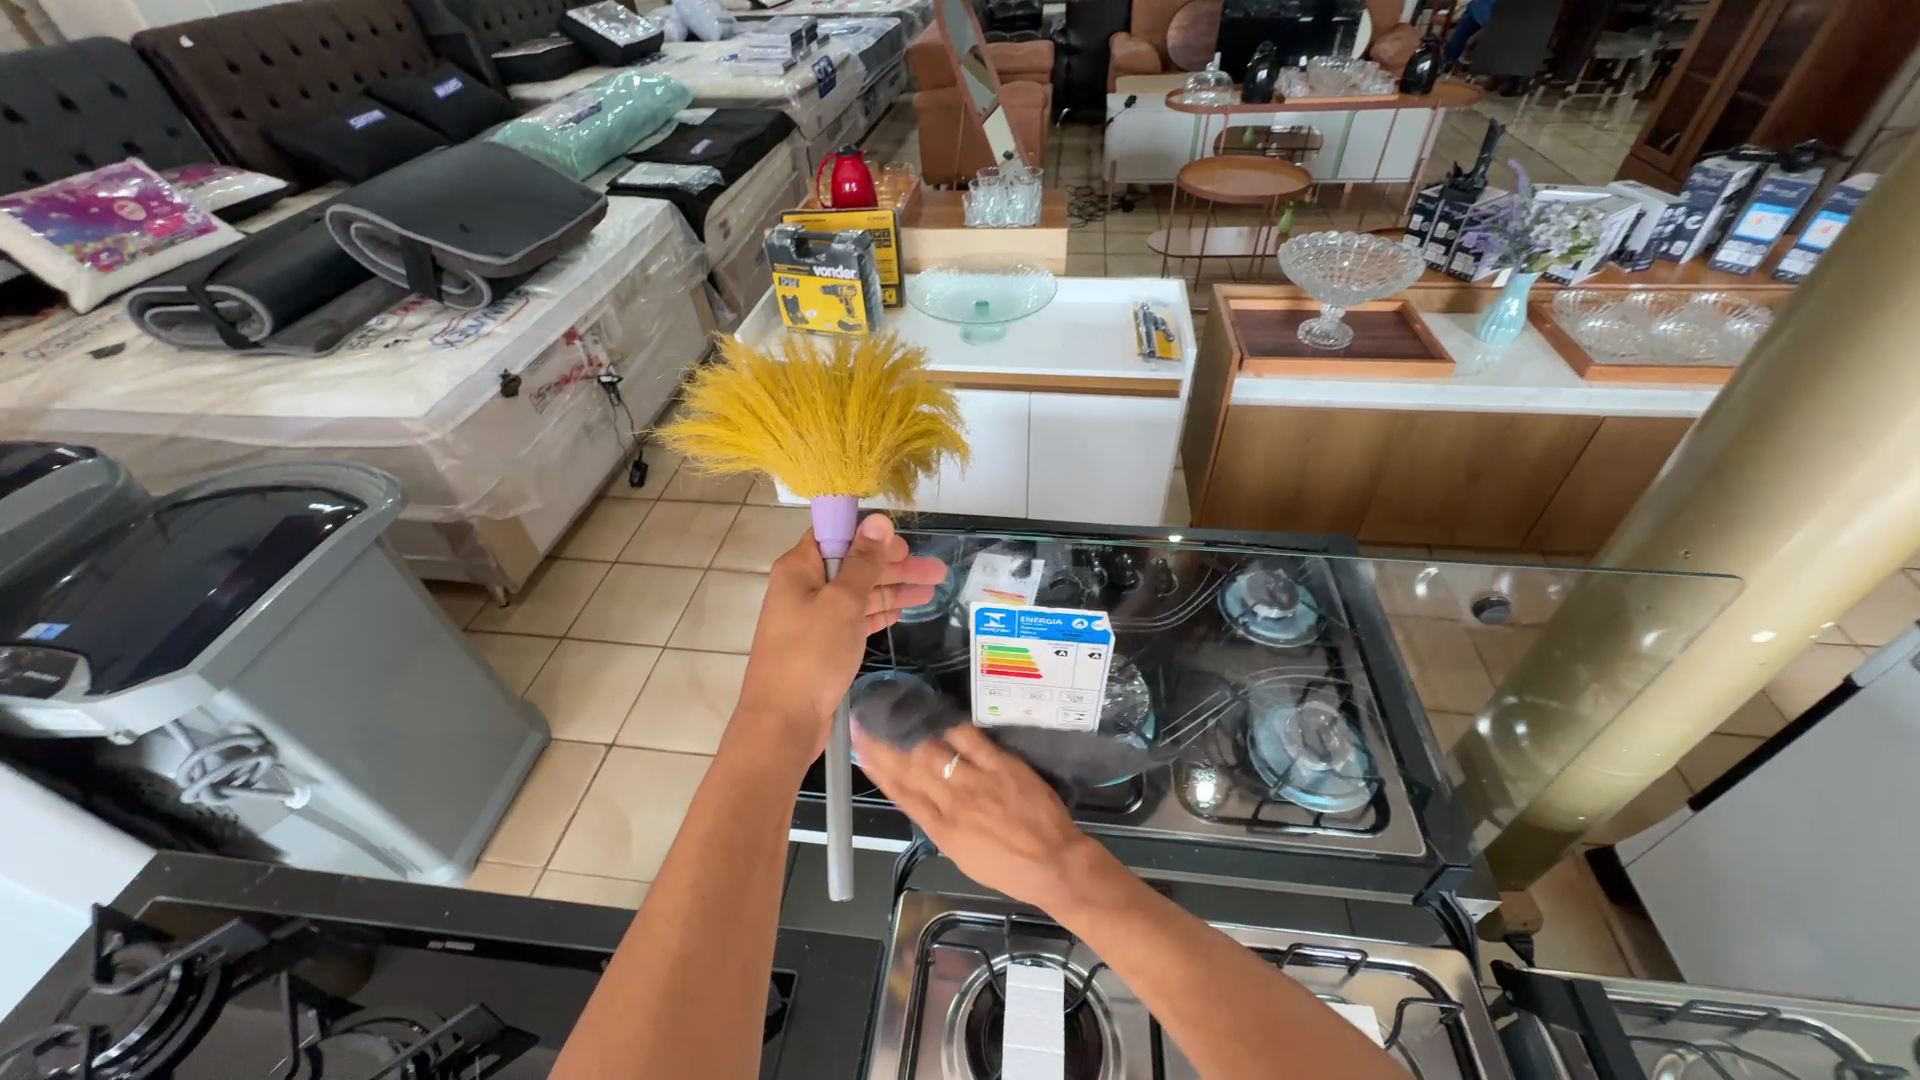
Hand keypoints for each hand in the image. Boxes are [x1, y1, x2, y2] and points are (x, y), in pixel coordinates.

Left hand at [732, 513, 947, 769]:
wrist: (783, 722)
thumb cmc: (811, 656)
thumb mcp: (843, 603)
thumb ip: (864, 562)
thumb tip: (878, 519)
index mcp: (799, 568)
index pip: (838, 534)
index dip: (872, 536)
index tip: (906, 546)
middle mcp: (803, 587)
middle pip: (854, 564)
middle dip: (895, 566)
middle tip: (937, 572)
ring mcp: (812, 618)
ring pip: (859, 593)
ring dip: (894, 590)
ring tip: (933, 592)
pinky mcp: (822, 645)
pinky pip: (856, 619)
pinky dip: (879, 613)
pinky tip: (903, 611)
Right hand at [850, 723, 1115, 911]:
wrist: (1054, 864)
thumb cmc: (1009, 868)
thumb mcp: (963, 855)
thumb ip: (941, 824)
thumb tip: (923, 799)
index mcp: (942, 830)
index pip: (902, 794)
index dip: (878, 769)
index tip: (861, 750)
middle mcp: (953, 803)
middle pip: (910, 768)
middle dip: (883, 745)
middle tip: (865, 721)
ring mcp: (977, 781)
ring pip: (933, 752)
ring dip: (908, 731)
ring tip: (891, 713)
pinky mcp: (1002, 765)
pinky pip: (971, 740)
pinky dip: (950, 726)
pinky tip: (935, 713)